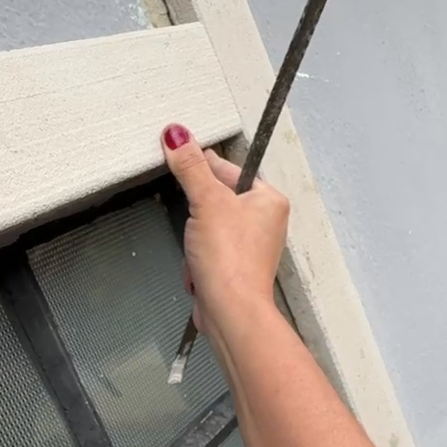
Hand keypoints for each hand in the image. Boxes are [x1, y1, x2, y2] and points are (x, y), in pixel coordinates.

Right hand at [159, 123, 289, 337]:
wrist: (230, 310)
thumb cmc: (230, 260)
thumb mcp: (206, 201)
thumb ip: (190, 167)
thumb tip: (177, 136)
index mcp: (269, 200)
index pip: (229, 170)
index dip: (203, 168)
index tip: (180, 160)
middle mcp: (265, 222)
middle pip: (216, 201)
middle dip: (197, 216)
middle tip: (197, 225)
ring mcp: (250, 248)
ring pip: (207, 229)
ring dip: (194, 242)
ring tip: (200, 253)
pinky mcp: (235, 269)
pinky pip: (207, 253)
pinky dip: (197, 262)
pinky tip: (199, 271)